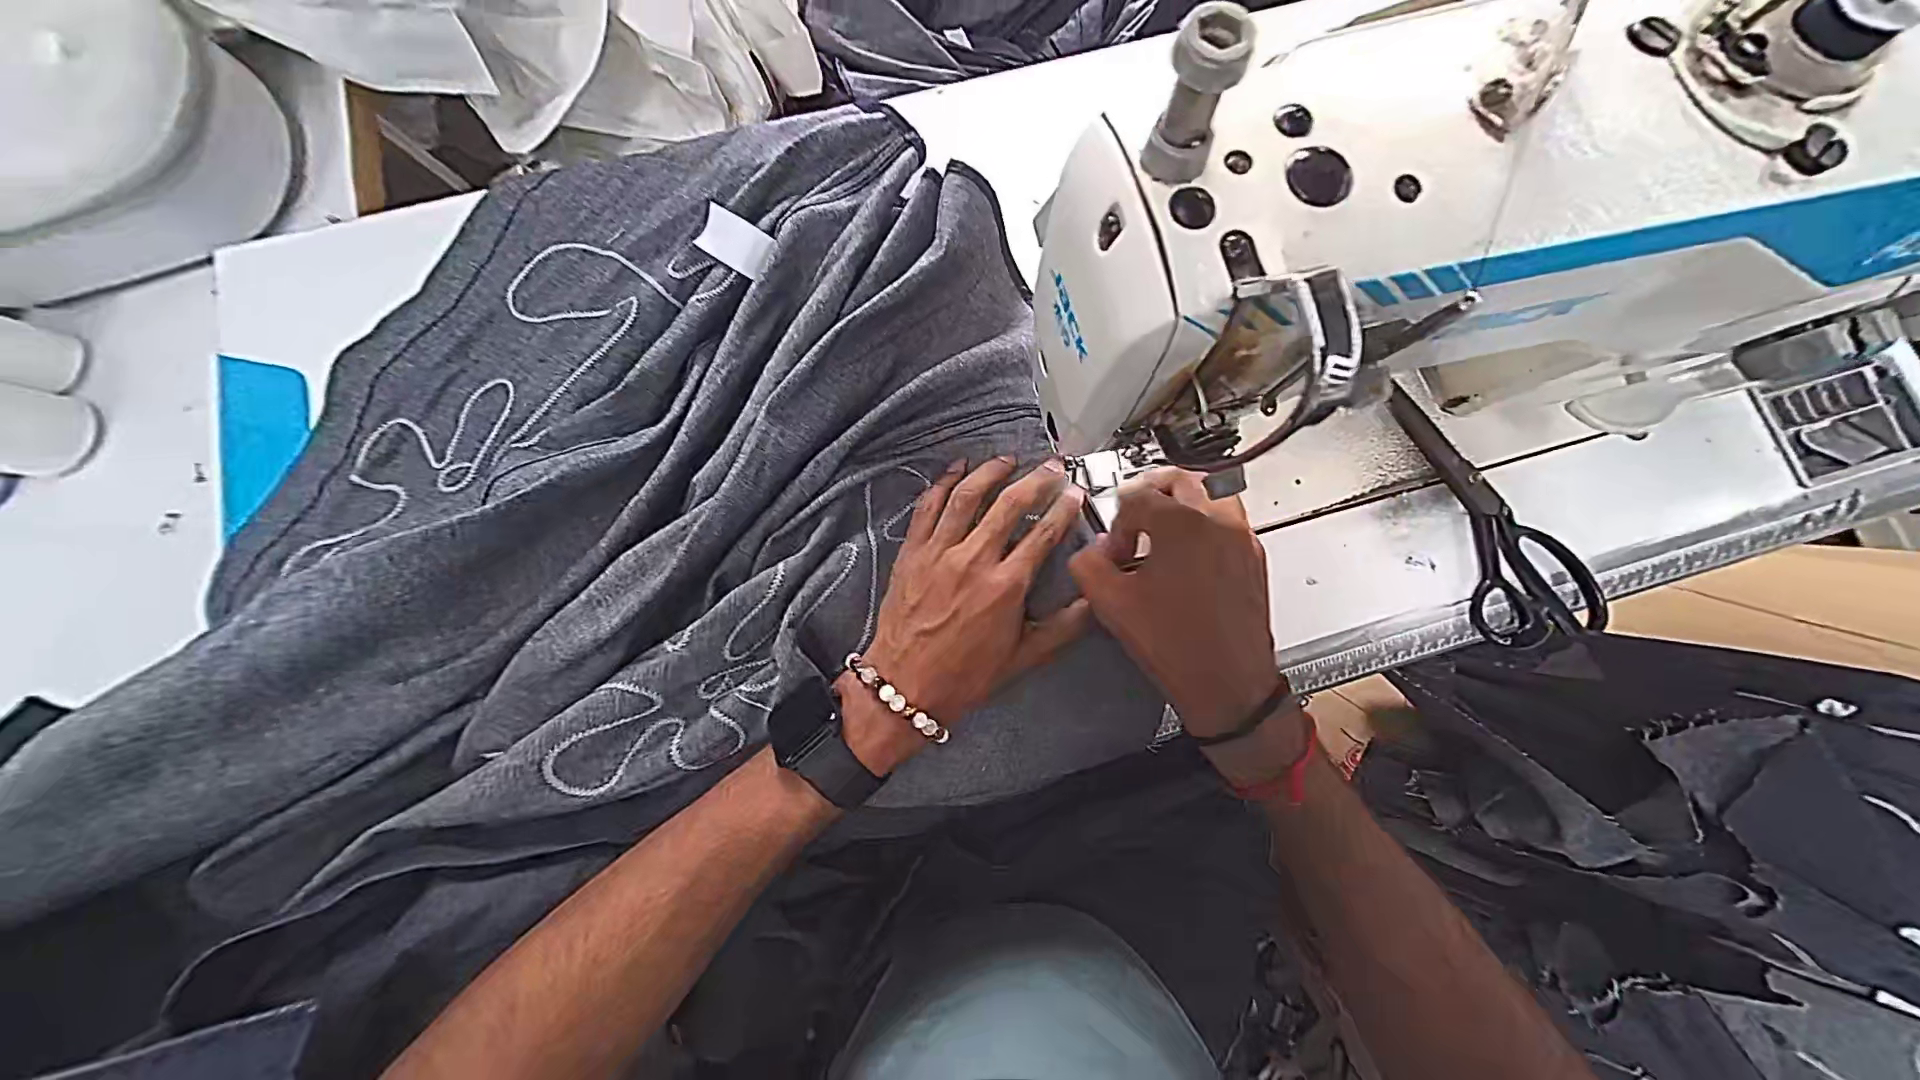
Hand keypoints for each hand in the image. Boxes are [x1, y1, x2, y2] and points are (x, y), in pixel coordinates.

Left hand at [840, 456, 1092, 773]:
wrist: (904, 686)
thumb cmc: (962, 677)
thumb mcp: (1022, 658)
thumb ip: (1062, 628)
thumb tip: (1091, 604)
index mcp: (1005, 587)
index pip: (1042, 534)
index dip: (1063, 508)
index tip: (1073, 494)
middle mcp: (973, 562)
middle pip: (1009, 505)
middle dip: (1035, 480)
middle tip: (1049, 468)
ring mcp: (939, 553)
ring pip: (967, 497)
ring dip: (990, 473)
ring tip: (1007, 460)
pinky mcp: (912, 553)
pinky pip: (928, 508)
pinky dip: (942, 484)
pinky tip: (955, 471)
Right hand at [1067, 468, 1284, 738]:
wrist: (1227, 683)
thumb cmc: (1178, 647)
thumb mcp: (1111, 603)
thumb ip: (1088, 564)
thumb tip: (1090, 552)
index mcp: (1180, 525)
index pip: (1136, 495)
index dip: (1116, 520)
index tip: (1114, 547)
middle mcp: (1217, 522)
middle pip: (1179, 479)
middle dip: (1149, 493)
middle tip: (1133, 515)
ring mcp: (1240, 538)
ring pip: (1210, 493)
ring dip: (1181, 503)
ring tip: (1161, 529)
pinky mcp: (1253, 558)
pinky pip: (1227, 521)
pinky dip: (1204, 523)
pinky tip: (1186, 555)